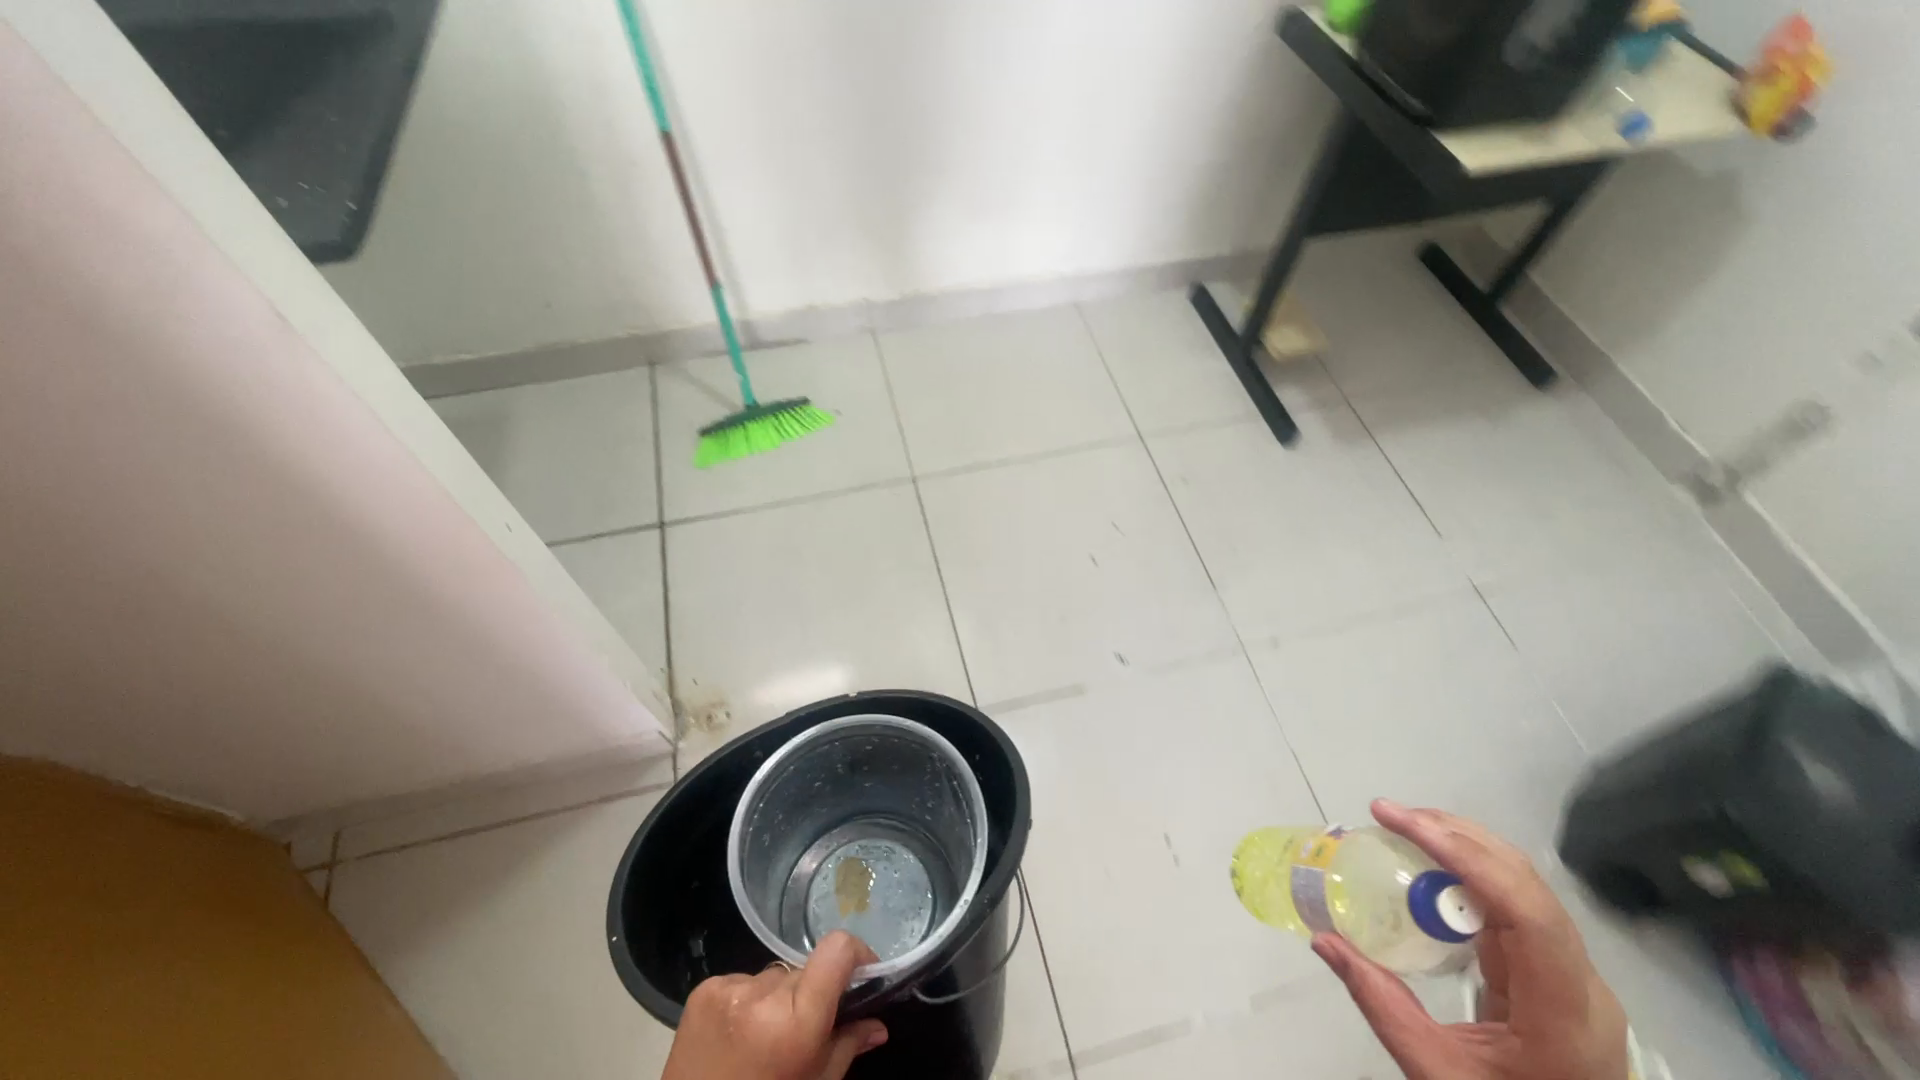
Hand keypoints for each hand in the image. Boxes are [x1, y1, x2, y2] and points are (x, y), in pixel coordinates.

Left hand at [663, 931, 888, 1079]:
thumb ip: (848, 1046)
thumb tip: (878, 1024)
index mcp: (796, 1021)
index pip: (837, 950)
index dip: (856, 954)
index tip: (862, 974)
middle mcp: (763, 995)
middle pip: (805, 969)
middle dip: (811, 992)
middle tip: (805, 1027)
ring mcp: (730, 989)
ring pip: (774, 975)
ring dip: (777, 997)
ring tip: (764, 1037)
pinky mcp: (704, 988)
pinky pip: (743, 981)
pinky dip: (748, 1000)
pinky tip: (737, 1035)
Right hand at [1312, 800, 1627, 1079]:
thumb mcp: (1439, 1076)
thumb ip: (1383, 1007)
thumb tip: (1322, 940)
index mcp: (1563, 1010)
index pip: (1525, 910)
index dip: (1466, 857)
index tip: (1401, 823)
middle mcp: (1579, 980)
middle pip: (1527, 885)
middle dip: (1457, 837)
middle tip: (1388, 813)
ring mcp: (1570, 974)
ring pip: (1523, 889)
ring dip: (1464, 848)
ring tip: (1404, 826)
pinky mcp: (1554, 974)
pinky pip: (1514, 910)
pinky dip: (1469, 878)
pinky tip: (1430, 869)